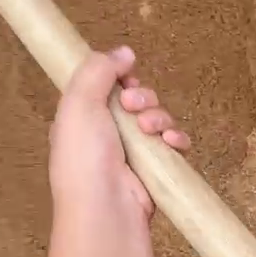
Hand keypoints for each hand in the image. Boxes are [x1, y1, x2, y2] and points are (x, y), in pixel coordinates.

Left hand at [49, 46, 189, 221]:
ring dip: (160, 117)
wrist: (105, 206)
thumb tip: (125, 51)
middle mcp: (108, 133)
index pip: (108, 87)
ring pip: (158, 119)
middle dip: (143, 99)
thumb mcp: (79, 102)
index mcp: (83, 117)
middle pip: (137, 100)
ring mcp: (134, 151)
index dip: (121, 80)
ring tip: (151, 131)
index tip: (125, 81)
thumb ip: (98, 70)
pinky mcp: (157, 168)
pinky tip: (171, 142)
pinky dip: (176, 139)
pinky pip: (174, 143)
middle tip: (134, 108)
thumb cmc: (84, 157)